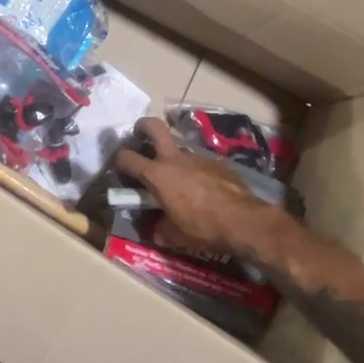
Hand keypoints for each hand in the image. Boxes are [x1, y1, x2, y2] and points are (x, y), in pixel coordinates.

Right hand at [112, 116, 280, 254]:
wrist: (244, 220)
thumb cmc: (203, 227)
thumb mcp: (175, 236)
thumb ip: (160, 229)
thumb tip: (155, 230)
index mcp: (157, 174)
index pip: (127, 158)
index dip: (119, 161)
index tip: (120, 169)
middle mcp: (174, 158)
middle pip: (153, 126)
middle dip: (143, 126)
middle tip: (140, 135)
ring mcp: (197, 157)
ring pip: (179, 147)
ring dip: (173, 156)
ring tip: (178, 178)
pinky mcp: (216, 162)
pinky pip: (199, 162)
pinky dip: (195, 171)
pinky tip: (202, 188)